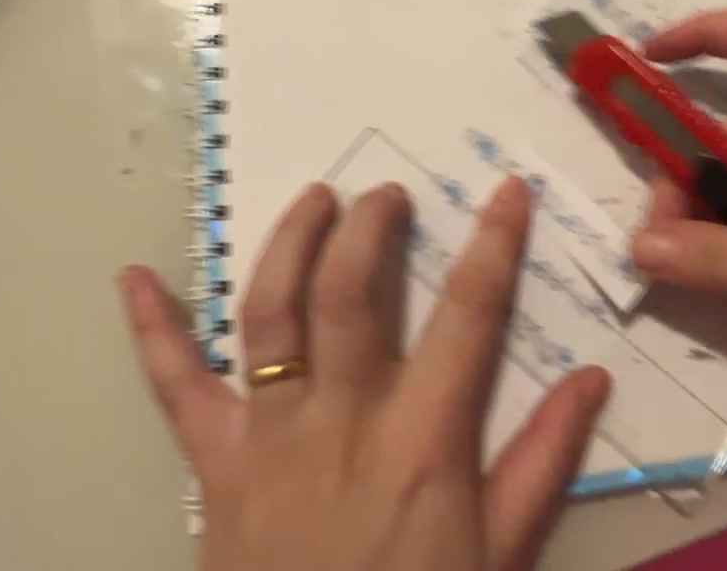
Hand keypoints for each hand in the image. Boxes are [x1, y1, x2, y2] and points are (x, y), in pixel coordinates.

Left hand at [118, 178, 611, 570]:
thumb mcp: (501, 555)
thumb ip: (545, 462)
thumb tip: (593, 377)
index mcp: (422, 441)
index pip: (468, 315)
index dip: (494, 244)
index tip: (507, 192)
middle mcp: (341, 419)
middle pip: (350, 293)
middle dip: (369, 226)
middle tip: (387, 195)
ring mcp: (268, 436)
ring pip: (269, 313)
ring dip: (289, 242)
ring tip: (315, 198)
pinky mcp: (213, 464)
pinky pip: (174, 387)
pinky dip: (152, 329)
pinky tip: (133, 276)